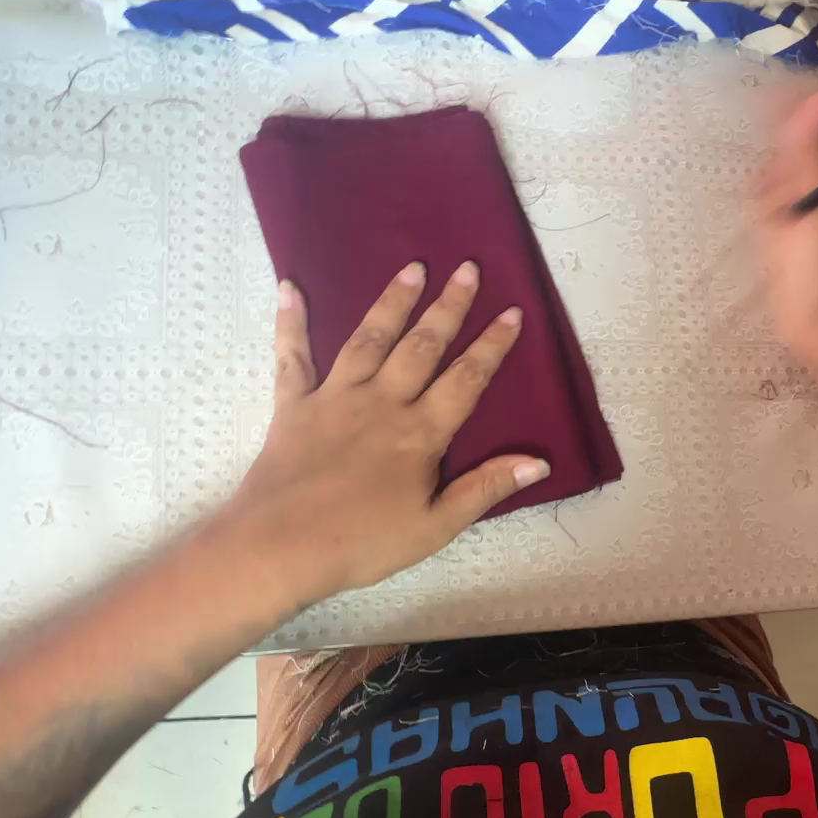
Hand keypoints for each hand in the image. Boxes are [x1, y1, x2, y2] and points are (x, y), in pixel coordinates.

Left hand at [215, 262, 548, 601]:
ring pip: (369, 340)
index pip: (466, 380)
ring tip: (412, 268)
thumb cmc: (364, 542)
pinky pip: (292, 356)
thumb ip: (485, 488)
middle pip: (422, 347)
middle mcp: (382, 403)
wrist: (279, 549)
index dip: (491, 346)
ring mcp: (334, 398)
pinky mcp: (293, 405)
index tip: (511, 312)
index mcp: (420, 433)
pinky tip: (289, 286)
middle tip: (467, 269)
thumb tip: (537, 463)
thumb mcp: (437, 526)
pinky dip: (291, 321)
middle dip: (448, 307)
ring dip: (392, 302)